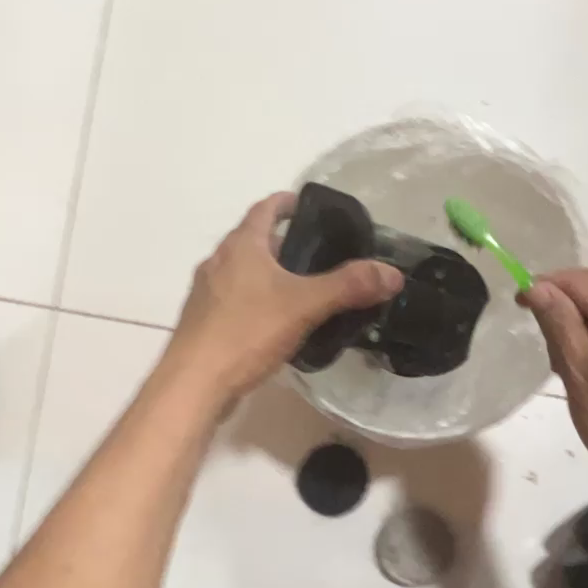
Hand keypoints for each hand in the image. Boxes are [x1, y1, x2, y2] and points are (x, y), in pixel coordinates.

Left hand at [163, 192, 402, 401]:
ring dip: (268, 276)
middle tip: (318, 257)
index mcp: (241, 246)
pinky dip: (255, 304)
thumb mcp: (305, 306)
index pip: (265, 208)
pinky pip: (234, 303)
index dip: (288, 203)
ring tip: (302, 292)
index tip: (309, 207)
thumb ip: (348, 287)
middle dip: (283, 244)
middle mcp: (218, 262)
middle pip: (254, 241)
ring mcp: (206, 294)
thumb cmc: (246, 333)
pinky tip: (275, 326)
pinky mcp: (203, 324)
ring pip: (242, 274)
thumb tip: (392, 273)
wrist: (194, 384)